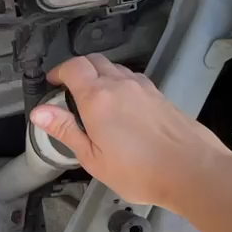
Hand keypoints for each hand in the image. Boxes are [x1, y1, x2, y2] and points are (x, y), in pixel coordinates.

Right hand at [28, 54, 231, 213]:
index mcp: (98, 98)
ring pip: (115, 68)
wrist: (192, 171)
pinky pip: (132, 80)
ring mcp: (144, 88)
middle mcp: (121, 85)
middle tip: (67, 89)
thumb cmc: (138, 171)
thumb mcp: (92, 157)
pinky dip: (118, 84)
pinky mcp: (160, 96)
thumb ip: (65, 130)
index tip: (52, 83)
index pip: (74, 67)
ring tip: (92, 99)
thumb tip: (39, 112)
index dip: (59, 71)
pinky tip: (119, 107)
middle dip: (77, 69)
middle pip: (95, 61)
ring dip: (99, 75)